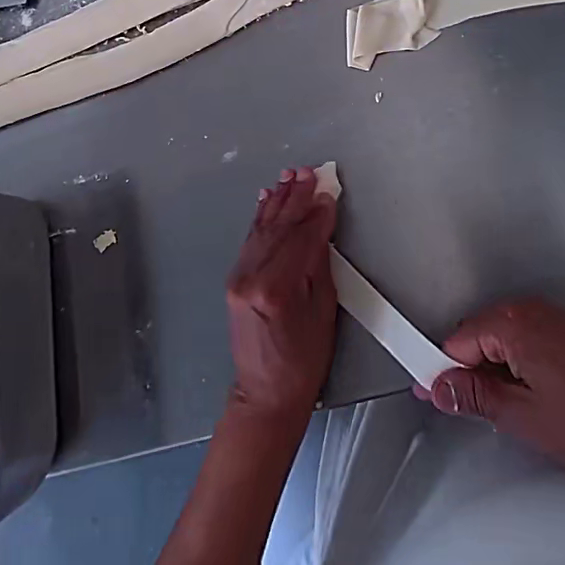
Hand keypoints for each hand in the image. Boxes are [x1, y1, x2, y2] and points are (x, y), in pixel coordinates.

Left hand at [224, 167, 338, 416]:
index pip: (302, 239)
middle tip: (309, 172)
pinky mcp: (234, 278)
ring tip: (291, 176)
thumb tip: (321, 227)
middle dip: (296, 197)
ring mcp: (238, 277)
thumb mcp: (324, 311)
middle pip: (280, 228)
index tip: (329, 193)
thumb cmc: (304, 360)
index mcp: (276, 289)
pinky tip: (268, 198)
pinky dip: (261, 217)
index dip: (318, 214)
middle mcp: (251, 278)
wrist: (265, 392)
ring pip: (262, 229)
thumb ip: (319, 264)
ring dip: (279, 200)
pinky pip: (251, 240)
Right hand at [416, 298, 564, 482]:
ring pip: (499, 342)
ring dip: (493, 372)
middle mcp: (529, 311)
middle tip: (468, 411)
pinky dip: (516, 368)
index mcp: (512, 325)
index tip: (428, 392)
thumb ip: (476, 399)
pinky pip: (523, 343)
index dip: (436, 371)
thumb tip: (444, 388)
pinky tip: (533, 400)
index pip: (452, 341)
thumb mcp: (527, 421)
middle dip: (465, 372)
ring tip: (511, 413)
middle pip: (473, 337)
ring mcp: (550, 319)